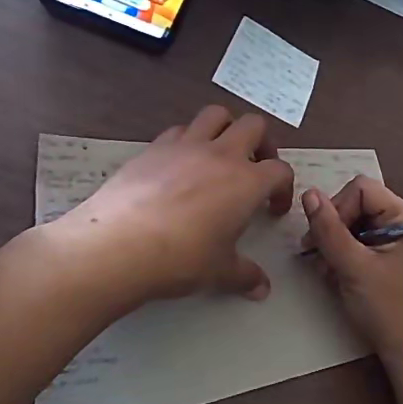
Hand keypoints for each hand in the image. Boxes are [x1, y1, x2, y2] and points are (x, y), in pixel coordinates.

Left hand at [56, 105, 294, 307]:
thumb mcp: (219, 272)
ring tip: (220, 154)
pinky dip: (188, 140)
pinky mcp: (154, 147)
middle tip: (254, 168)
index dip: (283, 188)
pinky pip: (179, 130)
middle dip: (261, 143)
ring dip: (225, 128)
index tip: (272, 209)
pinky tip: (180, 164)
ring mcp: (186, 145)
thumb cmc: (181, 258)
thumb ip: (245, 275)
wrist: (120, 244)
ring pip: (215, 114)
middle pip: (254, 125)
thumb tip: (262, 288)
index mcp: (247, 182)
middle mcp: (221, 154)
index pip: (280, 170)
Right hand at [300, 176, 402, 366]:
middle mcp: (400, 221)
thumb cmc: (386, 308)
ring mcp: (392, 238)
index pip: (361, 189)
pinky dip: (339, 253)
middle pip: (354, 202)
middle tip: (315, 253)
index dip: (338, 207)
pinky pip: (354, 239)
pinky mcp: (382, 254)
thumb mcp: (353, 267)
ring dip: (332, 242)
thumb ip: (329, 230)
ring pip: (350, 221)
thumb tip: (308, 194)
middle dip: (332, 226)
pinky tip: (333, 274)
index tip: (325, 237)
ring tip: (325, 269)